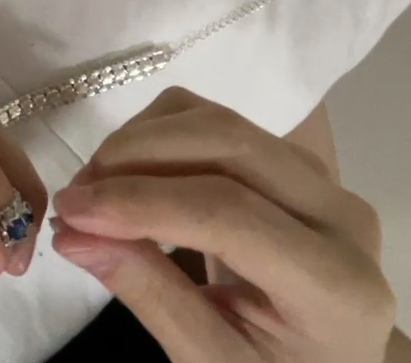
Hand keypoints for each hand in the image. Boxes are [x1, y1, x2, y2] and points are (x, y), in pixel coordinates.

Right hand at [51, 88, 395, 361]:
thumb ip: (148, 294)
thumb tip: (70, 233)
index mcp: (339, 286)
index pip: (230, 215)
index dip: (141, 202)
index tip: (69, 211)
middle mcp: (341, 215)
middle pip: (226, 142)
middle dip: (133, 154)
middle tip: (75, 193)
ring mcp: (318, 177)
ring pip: (212, 118)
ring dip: (138, 139)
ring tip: (95, 186)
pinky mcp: (285, 155)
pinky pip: (207, 115)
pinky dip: (153, 131)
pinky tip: (129, 174)